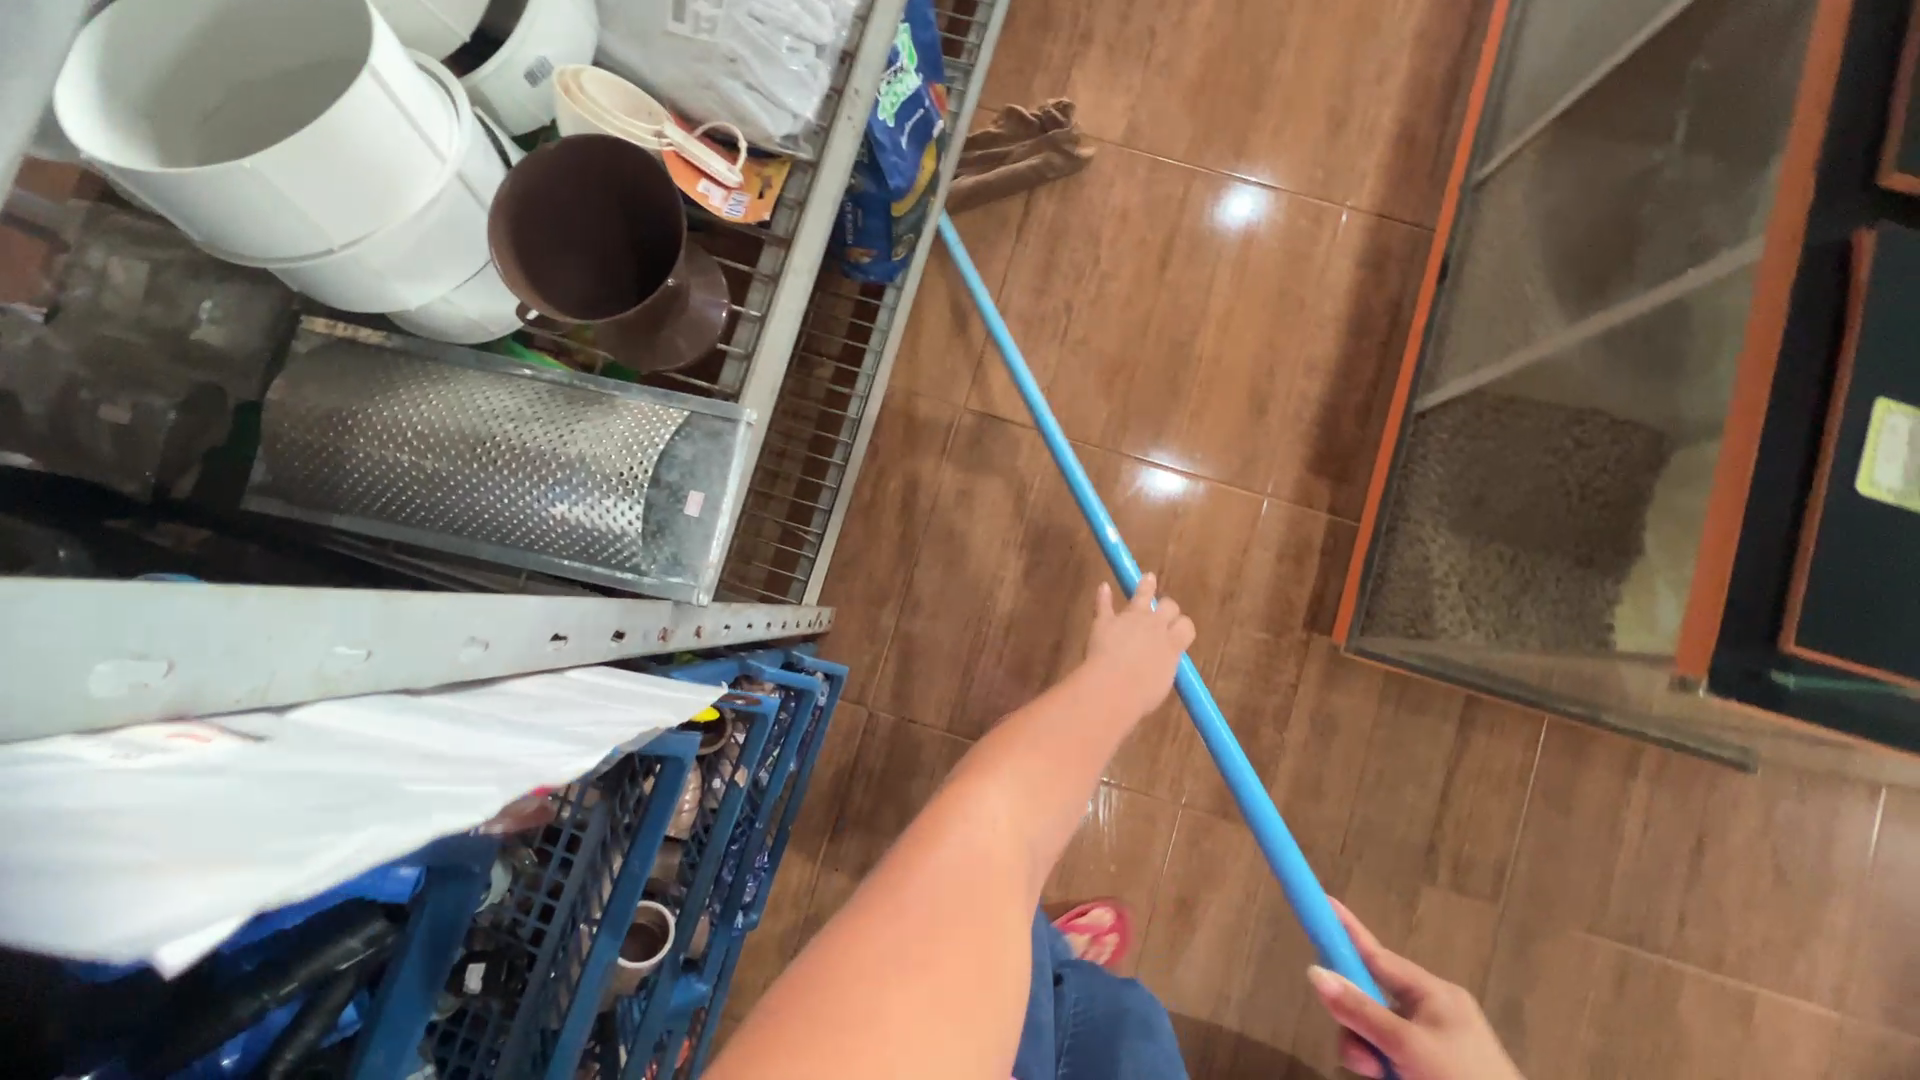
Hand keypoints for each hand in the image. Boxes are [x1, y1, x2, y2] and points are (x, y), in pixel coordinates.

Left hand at [1083, 573, 1194, 717]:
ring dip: (1145, 587)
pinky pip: (1104, 605)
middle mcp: (1154, 626)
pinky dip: (1102, 596)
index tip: (1179, 632)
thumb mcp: (1161, 683)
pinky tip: (1102, 587)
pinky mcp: (1105, 621)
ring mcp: (1129, 619)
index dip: (1182, 627)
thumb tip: (1159, 666)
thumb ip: (1162, 667)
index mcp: (1173, 644)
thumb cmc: (1141, 694)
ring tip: (1147, 577)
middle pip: (1168, 606)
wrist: (1113, 686)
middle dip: (1167, 608)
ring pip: (1140, 596)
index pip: (1186, 626)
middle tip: (1164, 611)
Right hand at [1308, 900, 1523, 1079]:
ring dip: (1367, 1054)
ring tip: (1381, 1077)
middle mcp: (1429, 1012)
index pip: (1377, 954)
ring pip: (1373, 1032)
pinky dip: (1382, 1069)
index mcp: (1433, 993)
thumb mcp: (1408, 1047)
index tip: (1322, 901)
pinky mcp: (1427, 1069)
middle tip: (1362, 1057)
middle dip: (1355, 1024)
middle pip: (1369, 999)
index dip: (1346, 930)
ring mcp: (1429, 1043)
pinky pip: (1387, 1056)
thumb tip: (1313, 971)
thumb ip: (1360, 1012)